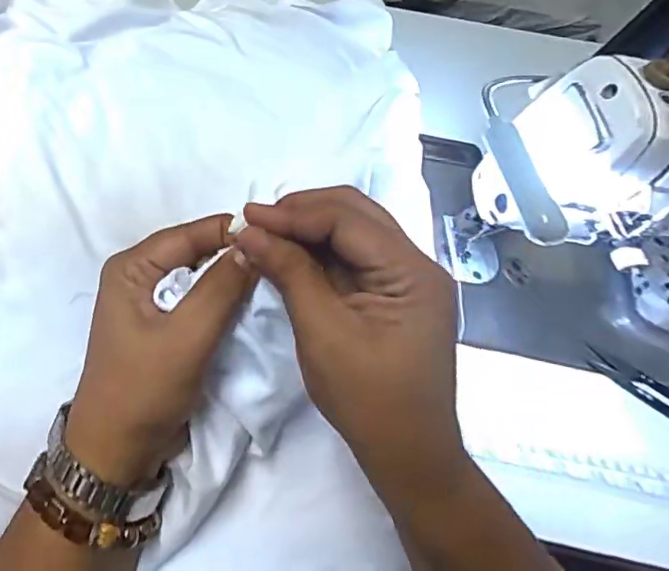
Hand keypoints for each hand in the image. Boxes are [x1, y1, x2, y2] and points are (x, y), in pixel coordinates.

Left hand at [66, 216, 256, 486]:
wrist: (114, 456)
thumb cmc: (143, 391)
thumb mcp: (188, 336)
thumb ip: (221, 287)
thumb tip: (253, 244)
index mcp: (131, 267)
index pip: (191, 233)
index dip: (233, 232)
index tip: (276, 236)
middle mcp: (137, 273)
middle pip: (195, 248)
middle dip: (234, 251)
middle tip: (278, 254)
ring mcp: (147, 298)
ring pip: (199, 272)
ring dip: (230, 274)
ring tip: (270, 273)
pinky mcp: (160, 321)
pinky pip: (196, 295)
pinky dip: (221, 295)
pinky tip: (247, 299)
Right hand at [231, 188, 462, 492]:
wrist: (410, 458)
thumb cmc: (367, 401)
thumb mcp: (322, 333)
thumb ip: (290, 273)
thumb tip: (251, 231)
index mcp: (412, 271)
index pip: (349, 220)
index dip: (297, 213)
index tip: (250, 216)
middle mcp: (418, 263)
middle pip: (357, 213)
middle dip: (305, 211)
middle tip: (258, 221)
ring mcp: (411, 276)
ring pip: (357, 228)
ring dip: (312, 225)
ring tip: (269, 231)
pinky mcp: (398, 290)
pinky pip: (358, 253)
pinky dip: (324, 248)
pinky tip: (293, 250)